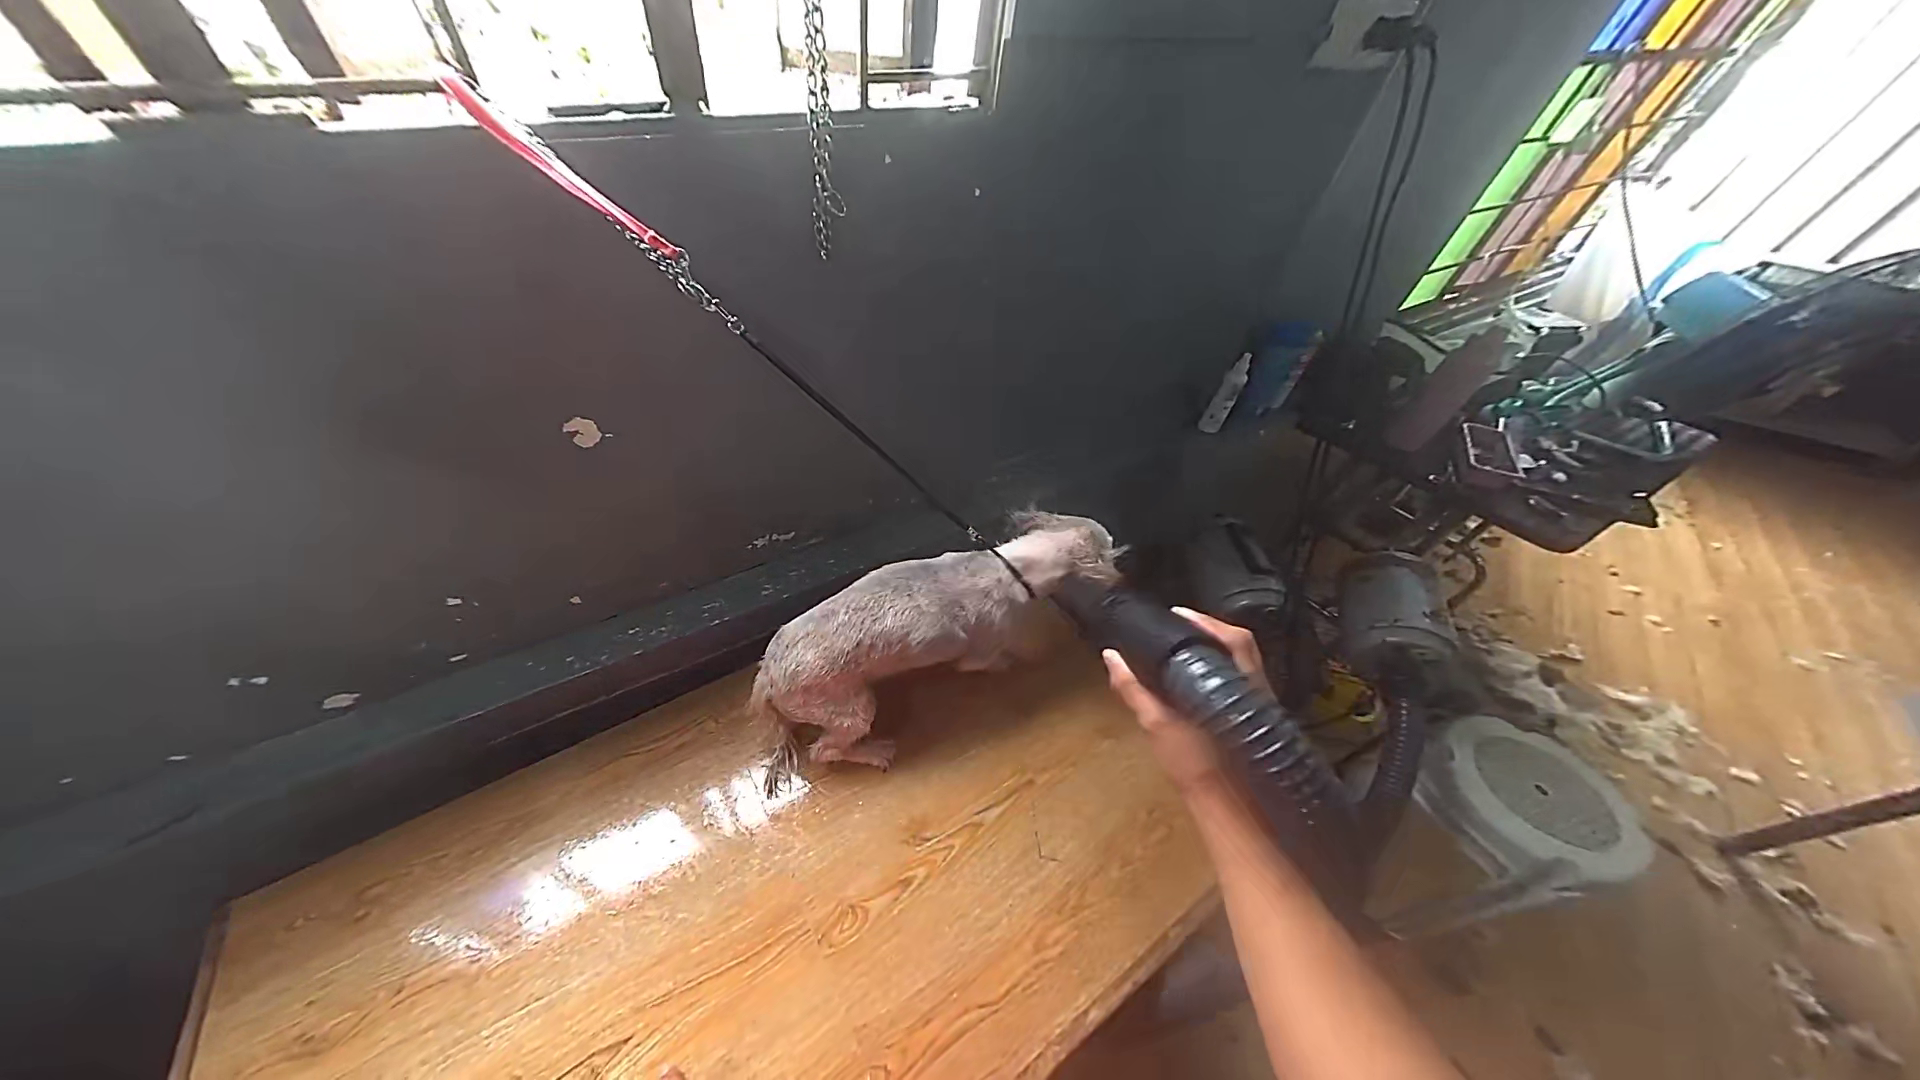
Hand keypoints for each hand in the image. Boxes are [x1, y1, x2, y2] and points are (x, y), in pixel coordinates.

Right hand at [1102, 607, 1271, 793]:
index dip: (1205, 621)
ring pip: (1243, 663)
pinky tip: (1198, 679)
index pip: (1231, 637)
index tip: (1177, 613)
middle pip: (1241, 645)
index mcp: (1235, 683)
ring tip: (1185, 648)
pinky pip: (1241, 682)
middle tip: (1180, 627)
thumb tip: (1111, 657)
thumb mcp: (1157, 724)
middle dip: (1211, 631)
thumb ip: (1134, 688)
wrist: (1233, 809)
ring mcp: (1260, 705)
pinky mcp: (1258, 721)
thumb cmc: (1197, 764)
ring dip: (1217, 651)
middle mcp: (1254, 687)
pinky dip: (1221, 672)